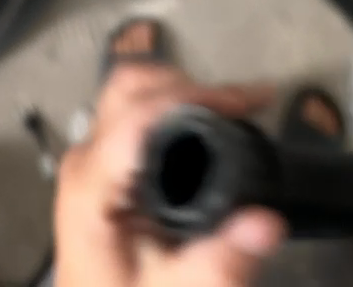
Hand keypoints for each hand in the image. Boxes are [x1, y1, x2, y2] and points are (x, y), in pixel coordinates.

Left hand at [55, 66, 285, 286]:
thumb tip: (266, 222)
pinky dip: (178, 106)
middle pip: (132, 87)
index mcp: (91, 185)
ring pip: (134, 91)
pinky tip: (213, 119)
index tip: (244, 104)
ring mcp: (93, 157)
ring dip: (186, 92)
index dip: (195, 98)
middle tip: (244, 104)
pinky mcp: (106, 163)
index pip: (139, 113)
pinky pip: (138, 112)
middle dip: (192, 88)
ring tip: (237, 108)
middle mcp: (87, 160)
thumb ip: (216, 266)